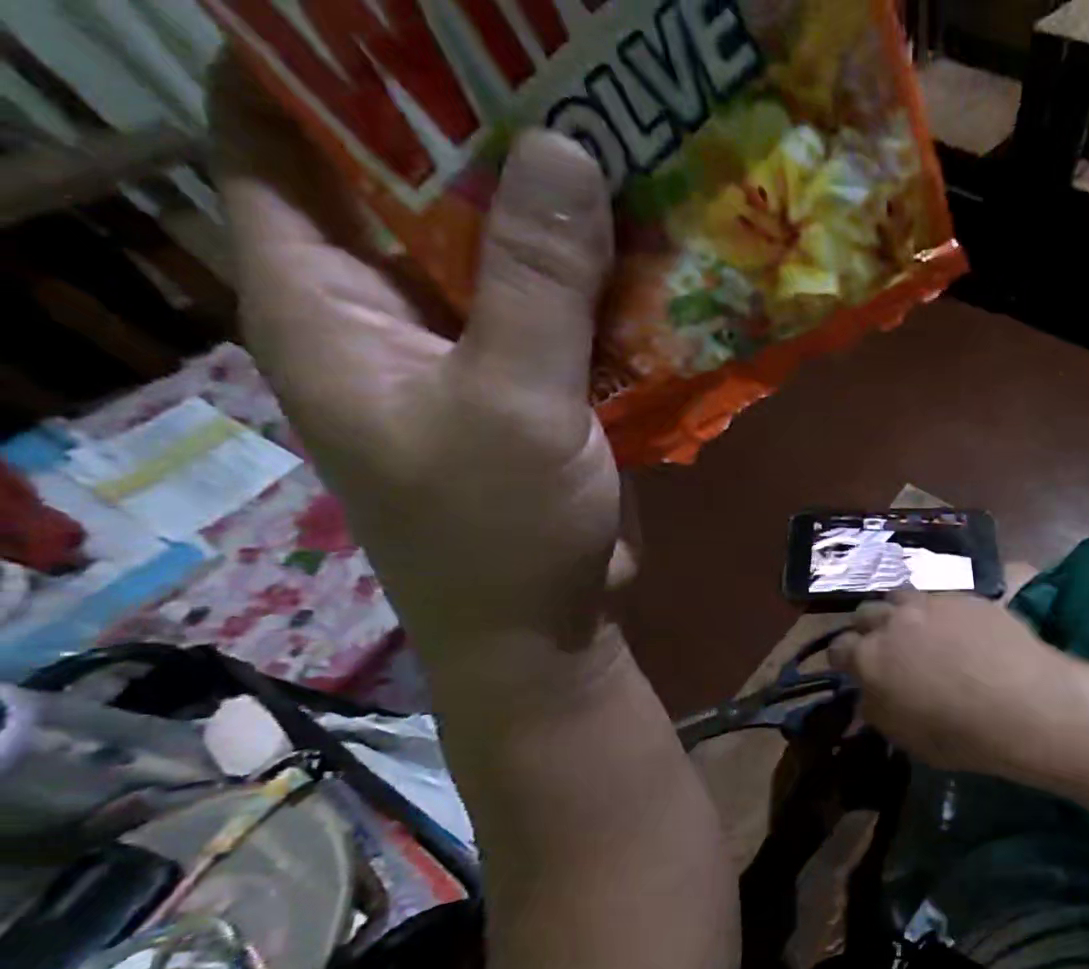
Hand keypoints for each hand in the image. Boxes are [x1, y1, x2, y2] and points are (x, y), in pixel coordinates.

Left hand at [211, 59, 631, 667]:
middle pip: (409, 184)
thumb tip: (563, 144)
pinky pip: (560, 301)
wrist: (546, 629)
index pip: (275, 139)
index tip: (422, 24)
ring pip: (501, 245)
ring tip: (623, 136)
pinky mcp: (534, 377)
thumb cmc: (498, 532)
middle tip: (561, 69)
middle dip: (479, 129)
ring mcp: (466, 344)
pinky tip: (653, 240)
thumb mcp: (511, 403)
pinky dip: (599, 273)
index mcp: (324, 302)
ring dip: (557, 204)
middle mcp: (385, 308)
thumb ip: (532, 281)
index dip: (329, 68)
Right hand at [827, 592, 1081, 774]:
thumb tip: (869, 694)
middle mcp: (895, 621)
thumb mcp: (906, 737)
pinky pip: (940, 597)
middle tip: (885, 648)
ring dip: (901, 611)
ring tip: (917, 630)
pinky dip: (938, 611)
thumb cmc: (959, 734)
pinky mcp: (966, 595)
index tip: (854, 669)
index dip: (845, 659)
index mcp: (870, 657)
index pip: (839, 647)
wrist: (1024, 703)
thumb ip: (878, 709)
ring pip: (901, 595)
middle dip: (869, 628)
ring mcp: (932, 603)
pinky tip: (957, 630)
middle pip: (866, 612)